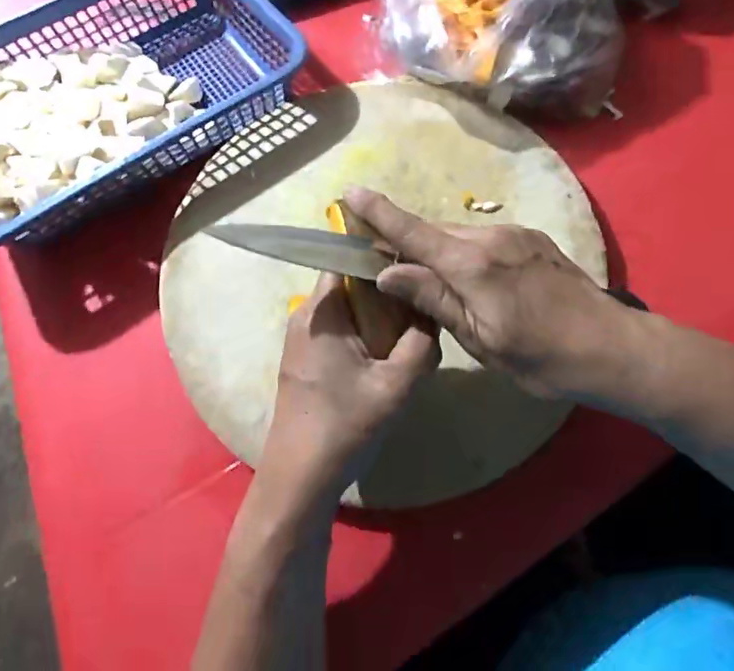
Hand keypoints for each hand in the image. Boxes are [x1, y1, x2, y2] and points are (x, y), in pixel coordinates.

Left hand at [260, 272, 440, 500]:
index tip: (413, 263)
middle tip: (421, 303)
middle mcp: (306, 315)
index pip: (347, 258)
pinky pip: (339, 330)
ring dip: (377, 317)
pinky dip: (364, 335)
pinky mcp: (306, 359)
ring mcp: (302, 338)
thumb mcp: (396, 386)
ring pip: (347, 310)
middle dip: (385, 292)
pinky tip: (388, 357)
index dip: (380, 255)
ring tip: (411, 331)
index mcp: (321, 311)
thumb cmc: (344, 425)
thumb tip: (433, 312)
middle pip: (350, 285)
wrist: (300, 478)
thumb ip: (421, 345)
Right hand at [345, 187, 643, 400]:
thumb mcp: (480, 339)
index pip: (412, 232)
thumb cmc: (541, 356)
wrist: (614, 348)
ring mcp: (515, 234)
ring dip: (440, 251)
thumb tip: (387, 272)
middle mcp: (490, 237)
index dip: (379, 213)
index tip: (351, 192)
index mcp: (471, 264)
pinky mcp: (532, 239)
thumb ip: (433, 298)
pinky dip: (468, 253)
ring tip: (440, 282)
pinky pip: (485, 240)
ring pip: (460, 236)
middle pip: (434, 233)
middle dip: (407, 242)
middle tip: (387, 262)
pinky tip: (479, 281)